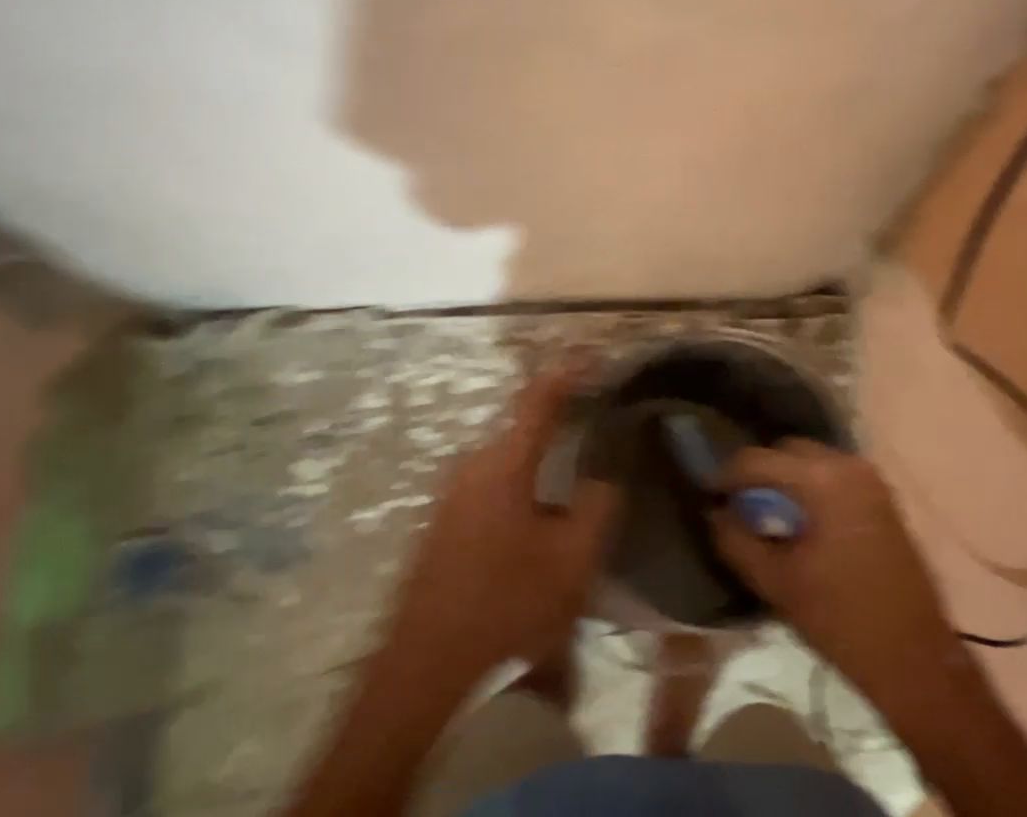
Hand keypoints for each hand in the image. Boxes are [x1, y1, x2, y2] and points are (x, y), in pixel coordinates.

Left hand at [387, 366, 621, 672]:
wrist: (424, 670)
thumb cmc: (507, 607)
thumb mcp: (573, 559)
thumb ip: (597, 505)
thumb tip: (602, 474)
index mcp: (503, 465)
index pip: (539, 400)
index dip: (568, 373)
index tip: (596, 357)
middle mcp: (470, 469)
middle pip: (522, 429)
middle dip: (561, 420)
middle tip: (601, 424)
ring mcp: (449, 499)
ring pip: (508, 462)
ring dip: (543, 460)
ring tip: (580, 471)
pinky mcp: (441, 528)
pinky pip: (493, 487)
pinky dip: (524, 485)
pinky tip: (544, 516)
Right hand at [709, 440, 955, 685]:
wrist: (912, 652)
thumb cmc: (840, 618)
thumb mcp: (776, 582)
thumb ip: (736, 540)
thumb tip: (716, 513)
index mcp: (823, 479)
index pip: (757, 459)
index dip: (725, 476)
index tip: (707, 498)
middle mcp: (850, 465)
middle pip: (788, 451)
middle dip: (758, 473)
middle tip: (736, 507)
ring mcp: (872, 479)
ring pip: (813, 462)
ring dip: (786, 481)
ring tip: (765, 517)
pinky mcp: (883, 498)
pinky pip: (835, 478)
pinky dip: (811, 490)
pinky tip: (799, 524)